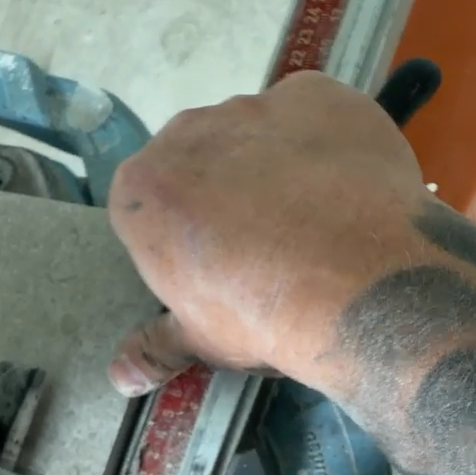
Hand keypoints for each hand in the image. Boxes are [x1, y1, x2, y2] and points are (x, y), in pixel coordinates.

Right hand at [105, 71, 430, 396]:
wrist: (354, 280)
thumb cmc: (258, 315)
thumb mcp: (201, 340)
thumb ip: (155, 348)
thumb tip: (121, 379)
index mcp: (142, 191)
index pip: (147, 209)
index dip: (179, 240)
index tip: (210, 270)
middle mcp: (187, 132)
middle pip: (197, 163)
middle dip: (220, 197)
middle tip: (261, 248)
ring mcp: (255, 106)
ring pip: (254, 137)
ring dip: (271, 170)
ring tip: (311, 223)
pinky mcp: (318, 94)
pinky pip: (311, 119)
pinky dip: (323, 148)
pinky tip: (344, 191)